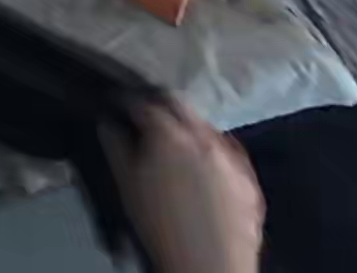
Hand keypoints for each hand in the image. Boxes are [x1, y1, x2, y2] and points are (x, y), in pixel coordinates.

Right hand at [105, 98, 263, 272]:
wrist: (209, 271)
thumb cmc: (159, 225)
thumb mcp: (126, 182)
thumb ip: (114, 144)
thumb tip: (108, 122)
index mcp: (167, 133)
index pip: (141, 104)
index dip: (125, 100)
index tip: (117, 103)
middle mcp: (201, 137)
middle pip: (176, 103)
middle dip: (157, 102)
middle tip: (144, 110)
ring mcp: (229, 158)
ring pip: (204, 124)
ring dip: (186, 123)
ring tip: (175, 135)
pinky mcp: (249, 182)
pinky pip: (230, 152)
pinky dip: (214, 147)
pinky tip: (206, 158)